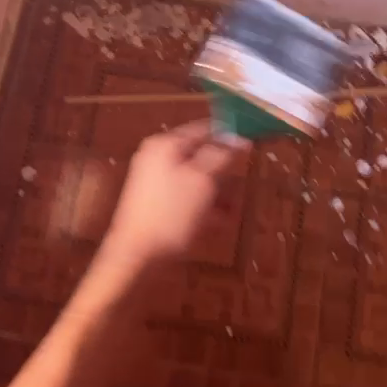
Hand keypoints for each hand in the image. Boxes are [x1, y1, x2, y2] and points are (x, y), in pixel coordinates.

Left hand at [100, 121, 247, 268]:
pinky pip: (186, 197)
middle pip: (200, 155)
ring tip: (234, 209)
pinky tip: (220, 221)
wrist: (136, 256)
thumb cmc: (171, 212)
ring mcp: (155, 182)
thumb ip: (221, 155)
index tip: (250, 146)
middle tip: (242, 184)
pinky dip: (203, 206)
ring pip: (196, 179)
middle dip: (223, 172)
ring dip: (217, 192)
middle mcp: (158, 158)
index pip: (203, 129)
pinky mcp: (157, 205)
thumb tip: (239, 137)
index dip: (228, 136)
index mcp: (165, 145)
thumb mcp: (202, 180)